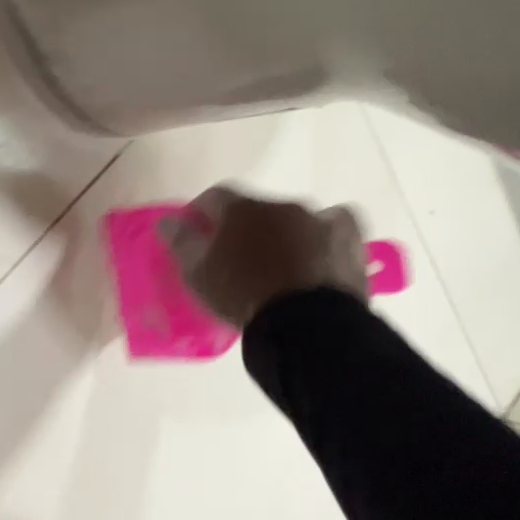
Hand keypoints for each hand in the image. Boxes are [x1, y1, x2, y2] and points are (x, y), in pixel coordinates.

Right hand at [164, 185, 370, 326]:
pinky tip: (318, 248)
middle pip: (254, 208)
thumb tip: (169, 219)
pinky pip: (335, 223)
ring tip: (277, 261)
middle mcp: (281, 205)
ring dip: (281, 231)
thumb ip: (181, 241)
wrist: (307, 322)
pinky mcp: (350, 239)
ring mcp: (320, 219)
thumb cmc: (242, 294)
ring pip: (292, 217)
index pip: (213, 196)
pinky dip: (323, 231)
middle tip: (235, 254)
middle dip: (242, 226)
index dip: (200, 212)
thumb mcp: (197, 272)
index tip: (194, 232)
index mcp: (241, 208)